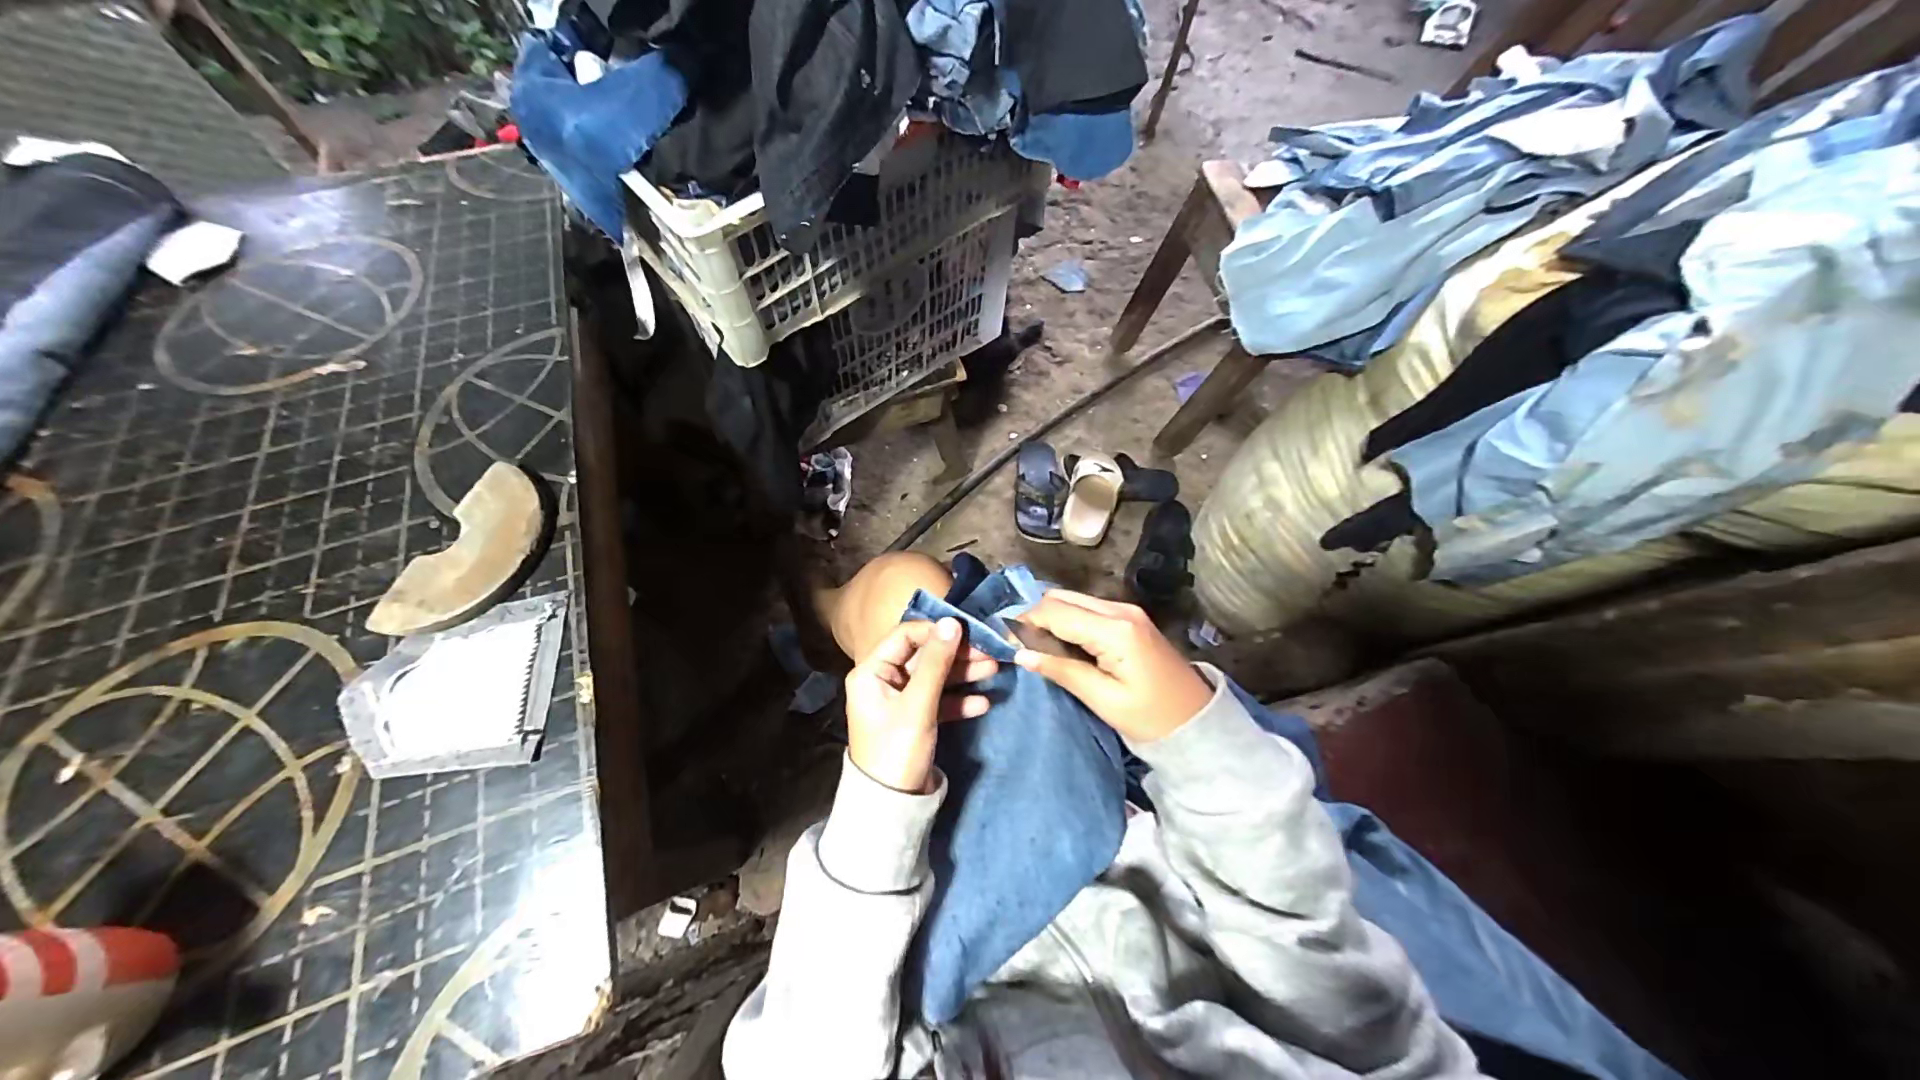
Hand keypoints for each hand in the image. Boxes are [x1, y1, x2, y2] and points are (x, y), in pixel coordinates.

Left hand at [845, 618, 997, 793]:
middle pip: (924, 656)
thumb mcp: (918, 705)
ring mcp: (899, 701)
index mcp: (871, 671)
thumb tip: (952, 623)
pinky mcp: (914, 719)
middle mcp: (883, 681)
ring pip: (935, 678)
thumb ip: (936, 663)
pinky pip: (938, 701)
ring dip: (963, 675)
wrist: (890, 807)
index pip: (906, 636)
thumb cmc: (897, 750)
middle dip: (957, 655)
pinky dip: (959, 700)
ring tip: (994, 672)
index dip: (937, 631)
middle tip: (990, 654)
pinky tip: (982, 703)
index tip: (970, 632)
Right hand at [1012, 590, 1211, 742]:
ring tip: (1036, 649)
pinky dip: (1067, 622)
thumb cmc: (1152, 718)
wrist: (1198, 723)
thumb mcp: (1103, 699)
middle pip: (1060, 598)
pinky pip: (1087, 610)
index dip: (1024, 624)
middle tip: (1019, 647)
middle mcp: (1120, 610)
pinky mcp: (1129, 619)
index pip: (1055, 612)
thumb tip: (1020, 653)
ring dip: (1050, 619)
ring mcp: (1126, 611)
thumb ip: (1062, 670)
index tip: (1004, 643)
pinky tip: (1060, 646)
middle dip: (1035, 618)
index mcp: (1115, 629)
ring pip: (1072, 601)